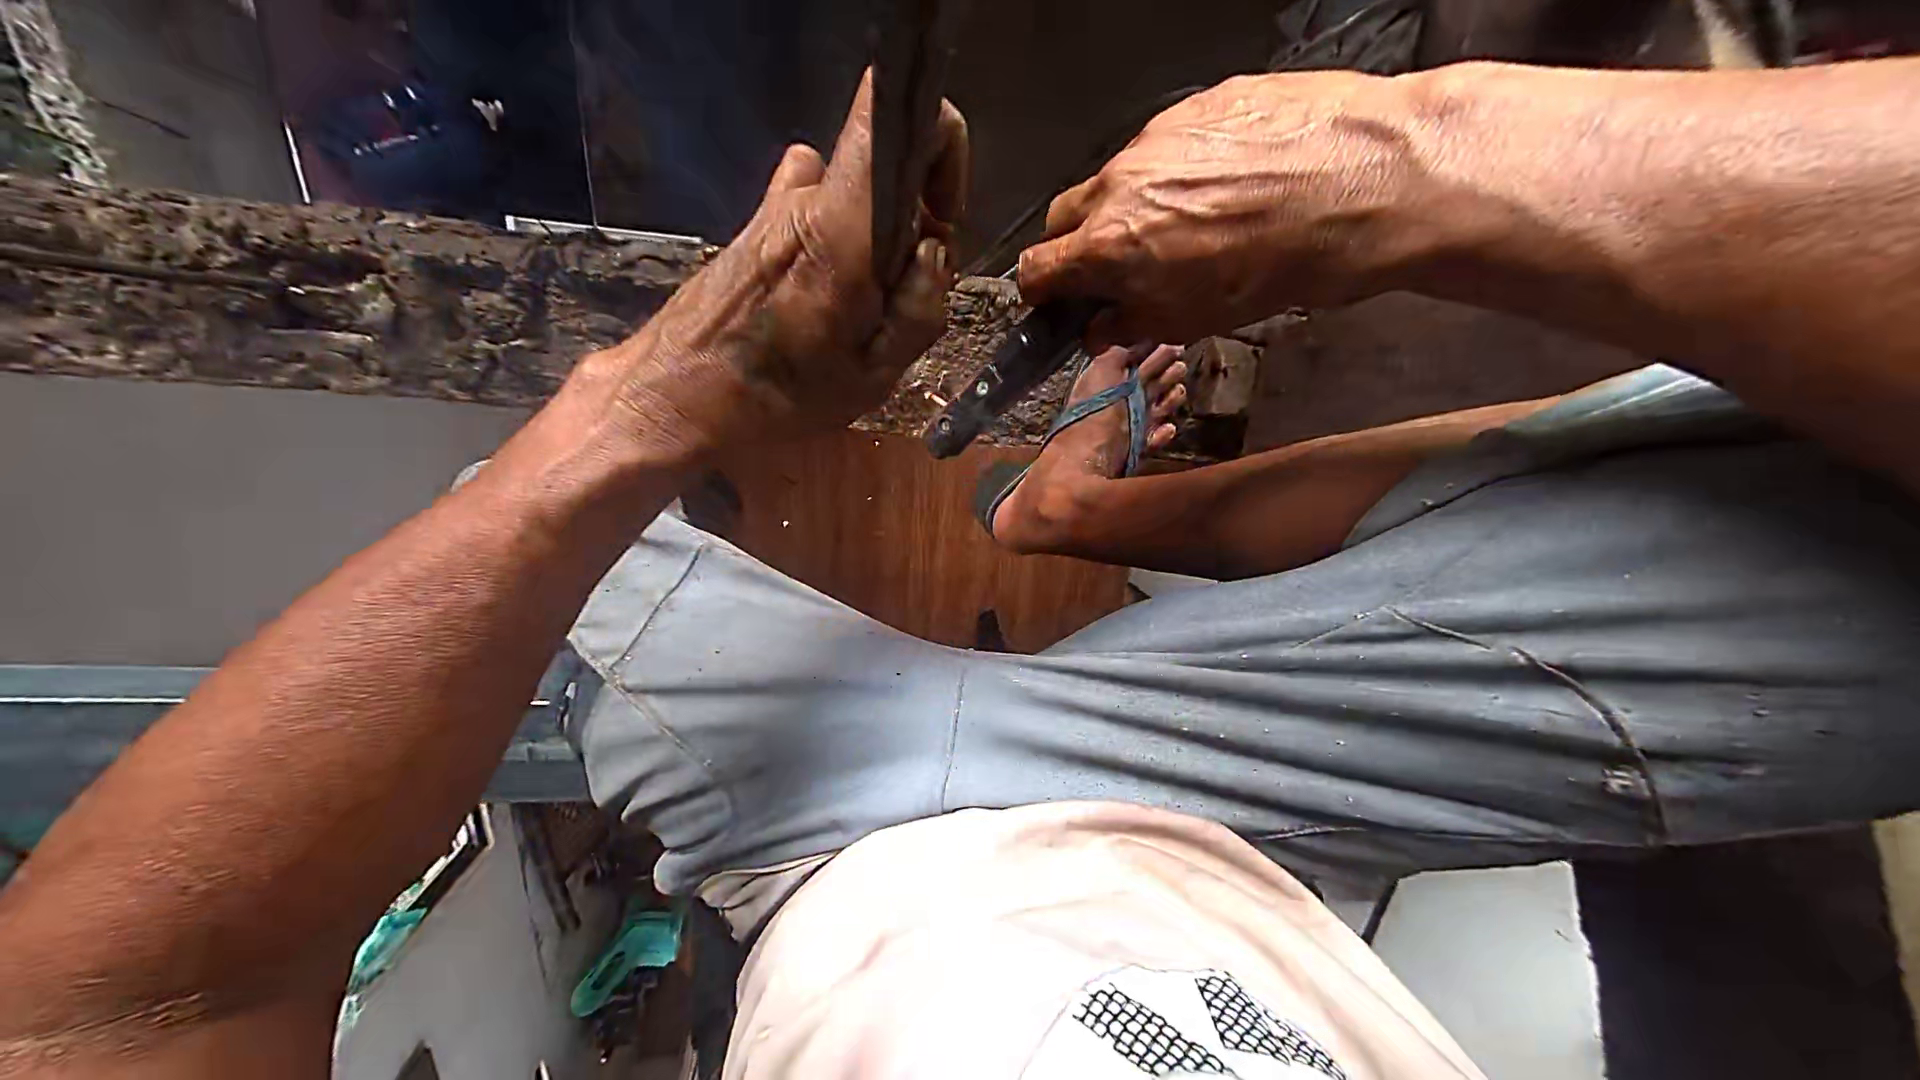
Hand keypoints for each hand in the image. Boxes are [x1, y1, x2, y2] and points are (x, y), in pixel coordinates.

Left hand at [562, 70, 968, 464]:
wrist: (683, 393)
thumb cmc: (779, 397)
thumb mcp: (873, 378)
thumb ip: (919, 309)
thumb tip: (932, 253)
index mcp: (843, 229)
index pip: (902, 118)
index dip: (943, 149)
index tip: (943, 219)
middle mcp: (809, 195)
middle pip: (890, 172)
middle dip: (916, 227)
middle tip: (899, 297)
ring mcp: (779, 200)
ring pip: (858, 196)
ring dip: (877, 241)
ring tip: (859, 306)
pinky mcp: (760, 217)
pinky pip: (816, 200)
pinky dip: (839, 231)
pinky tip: (827, 282)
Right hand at [1017, 71, 1427, 348]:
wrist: (1368, 183)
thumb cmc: (1276, 267)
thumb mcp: (1190, 319)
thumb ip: (1127, 322)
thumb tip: (1098, 326)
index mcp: (1108, 242)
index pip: (1036, 266)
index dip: (1039, 290)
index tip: (1053, 299)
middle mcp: (1120, 180)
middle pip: (1065, 215)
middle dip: (1075, 245)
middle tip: (1114, 265)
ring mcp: (1159, 134)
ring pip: (1116, 178)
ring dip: (1128, 206)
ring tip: (1185, 222)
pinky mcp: (1202, 101)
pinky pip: (1165, 143)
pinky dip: (1173, 170)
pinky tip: (1222, 184)